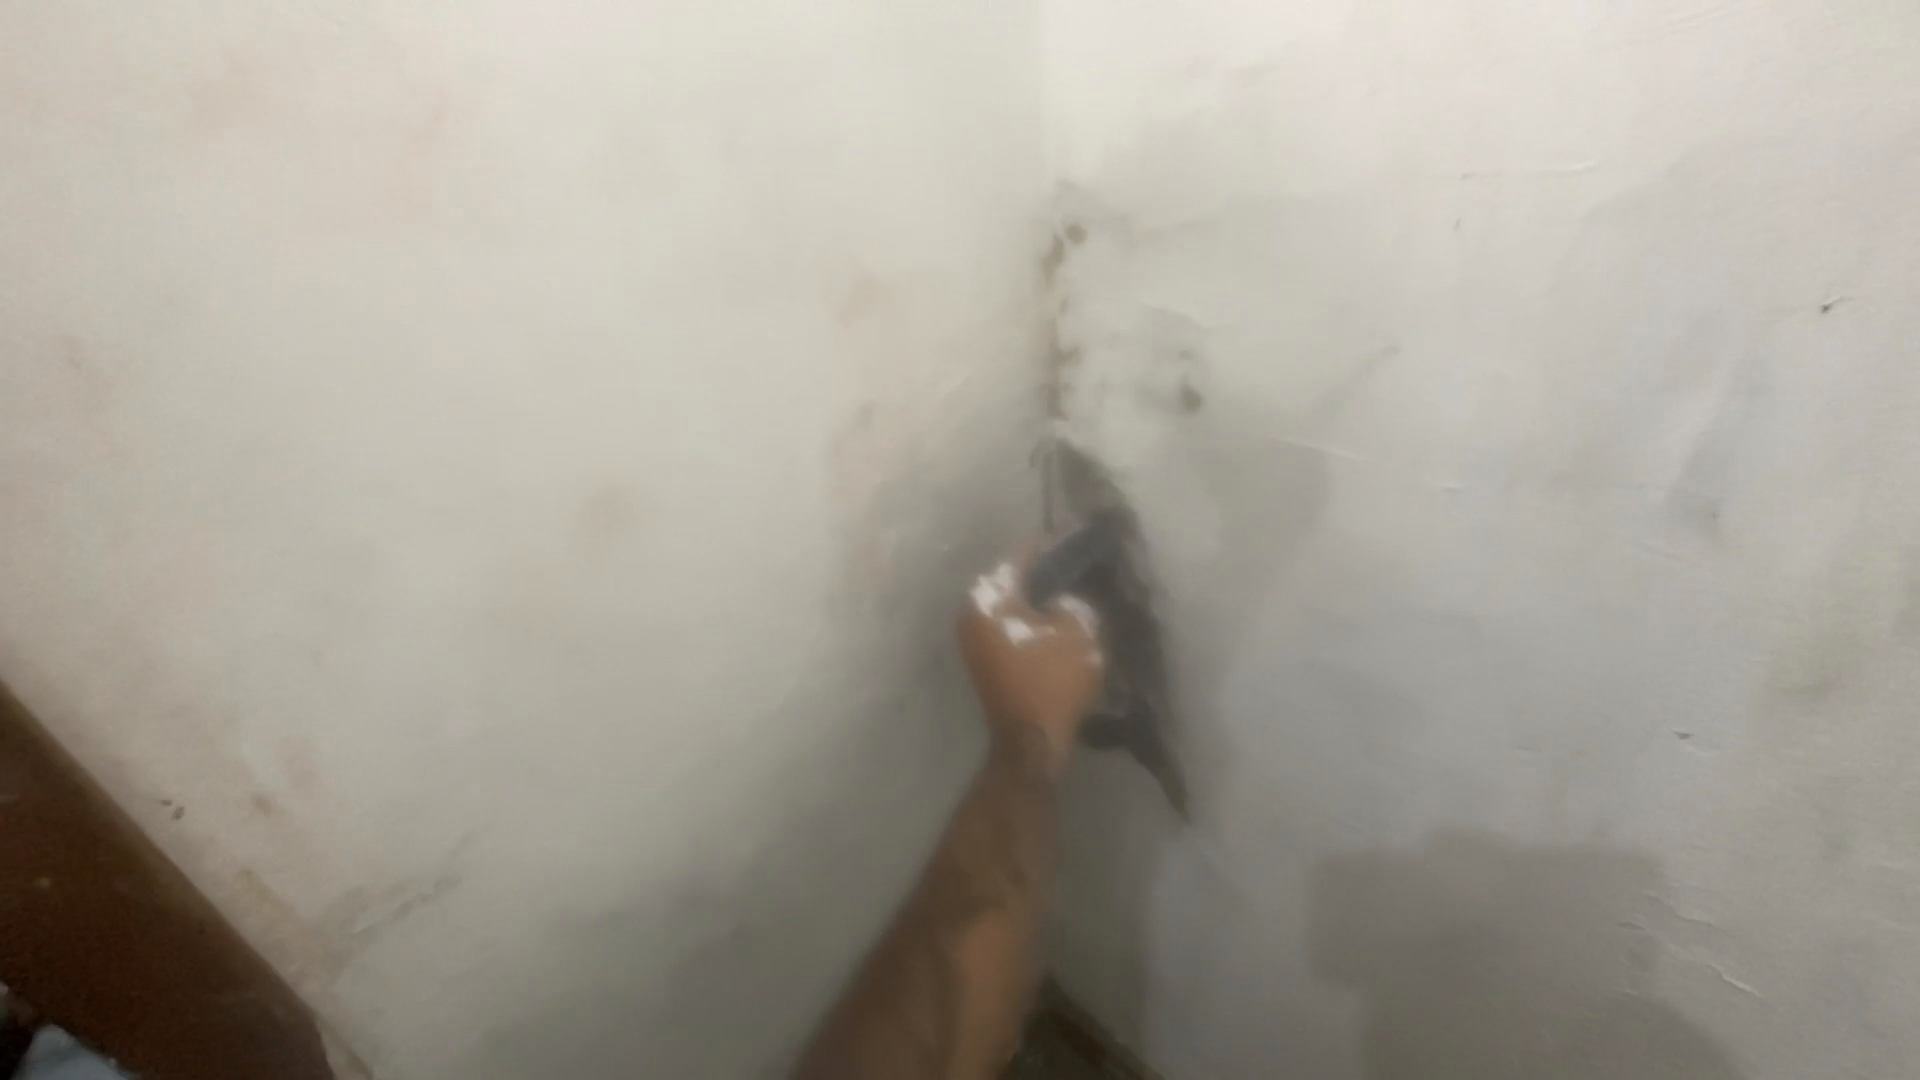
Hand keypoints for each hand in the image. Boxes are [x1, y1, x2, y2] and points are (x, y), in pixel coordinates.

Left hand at [957, 549, 1103, 773]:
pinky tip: (1052, 620)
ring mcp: (972, 637)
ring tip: (1066, 587)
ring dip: (1033, 596)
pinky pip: (1007, 625)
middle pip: (1010, 578)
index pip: (1020, 555)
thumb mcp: (1077, 632)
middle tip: (1070, 560)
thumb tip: (1062, 600)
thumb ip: (1073, 602)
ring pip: (1008, 603)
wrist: (1030, 741)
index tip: (1072, 535)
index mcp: (990, 597)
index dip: (1049, 543)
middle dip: (1039, 569)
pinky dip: (1027, 619)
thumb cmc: (1052, 681)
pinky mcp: (981, 659)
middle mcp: (972, 611)